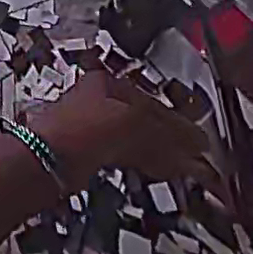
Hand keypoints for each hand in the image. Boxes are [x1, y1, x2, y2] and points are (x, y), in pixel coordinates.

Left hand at [25, 69, 216, 188]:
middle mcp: (97, 98)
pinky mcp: (85, 148)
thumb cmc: (92, 127)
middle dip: (171, 138)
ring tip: (180, 168)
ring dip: (159, 152)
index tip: (202, 142)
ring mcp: (90, 123)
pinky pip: (121, 152)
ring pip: (133, 137)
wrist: (51, 155)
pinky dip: (142, 160)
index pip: (154, 101)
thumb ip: (172, 135)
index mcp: (108, 83)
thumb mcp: (140, 124)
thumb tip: (197, 147)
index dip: (181, 123)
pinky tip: (155, 171)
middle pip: (143, 118)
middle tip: (196, 159)